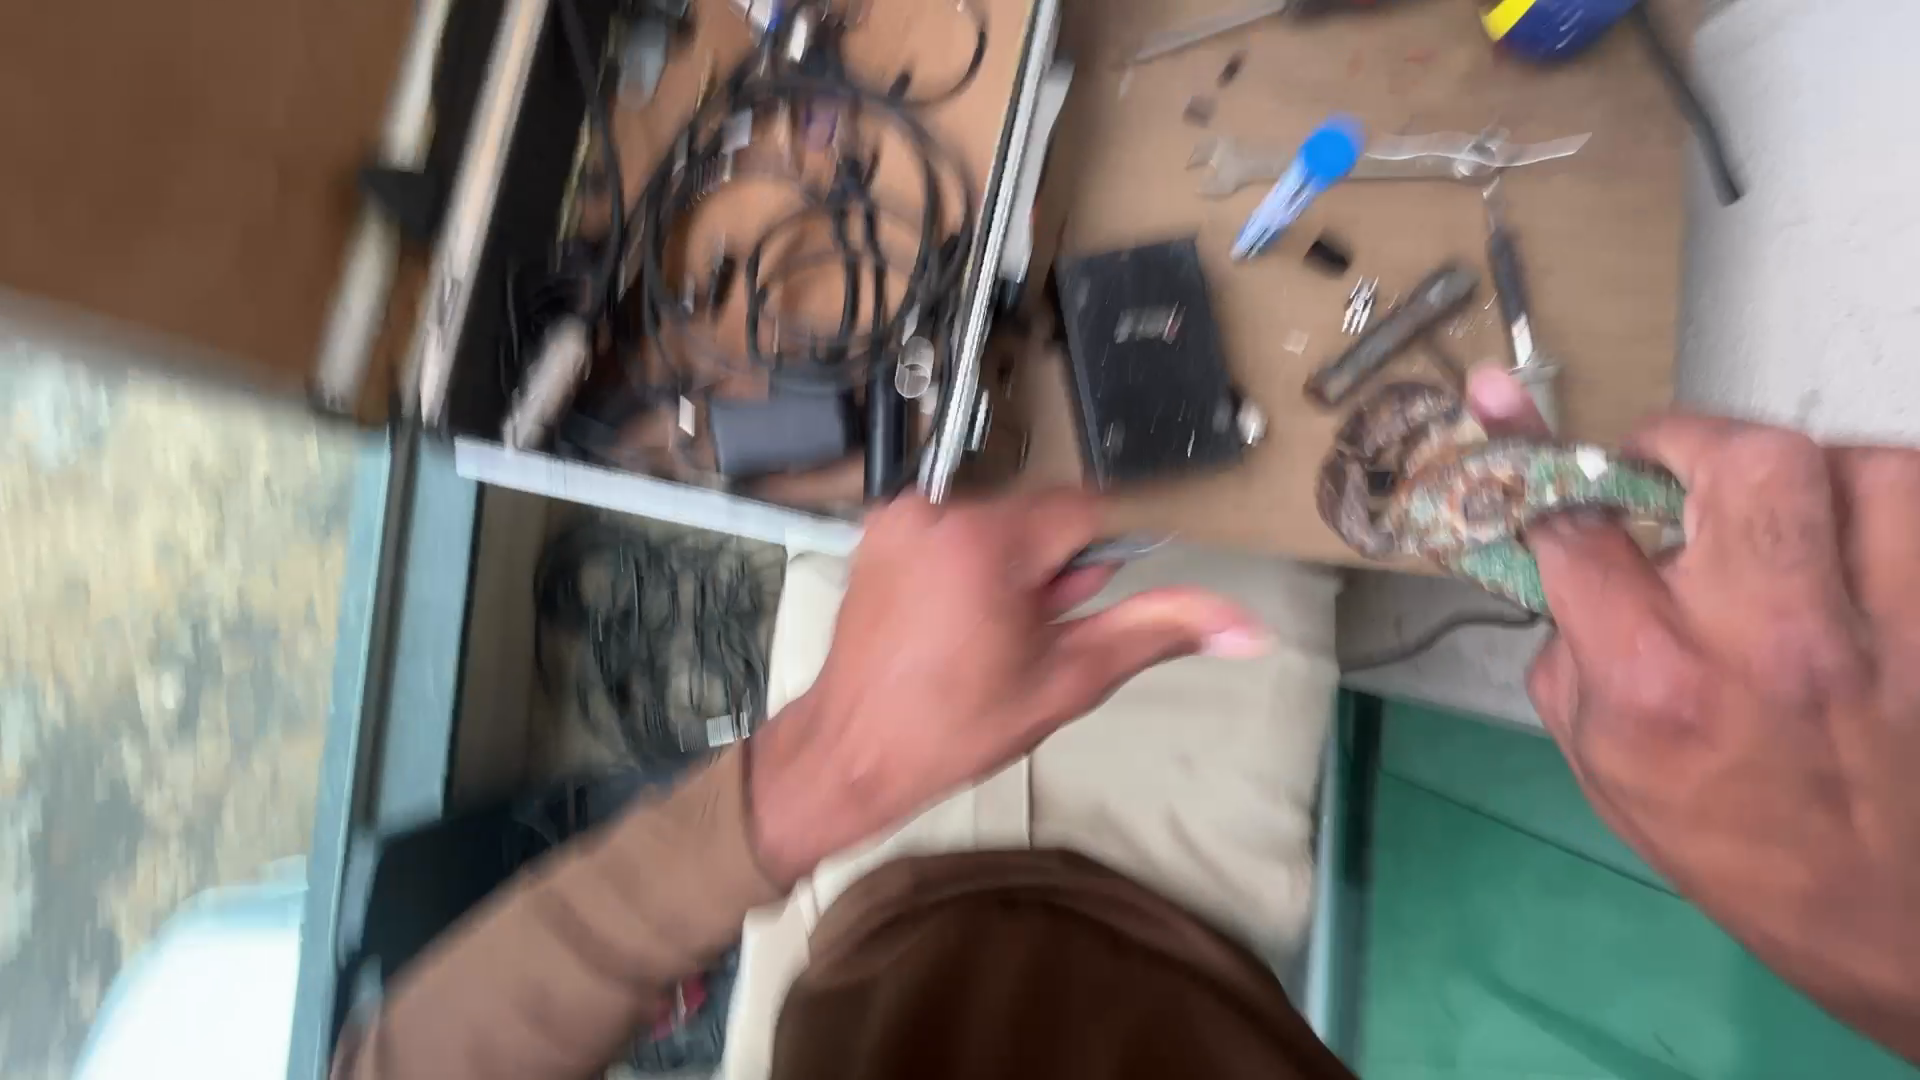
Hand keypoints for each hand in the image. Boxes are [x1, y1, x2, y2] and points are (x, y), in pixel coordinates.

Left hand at [747, 490, 1267, 881]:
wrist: (853, 750)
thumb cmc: (960, 726)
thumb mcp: (1069, 679)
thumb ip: (1156, 632)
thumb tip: (1247, 626)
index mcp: (988, 541)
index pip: (1083, 509)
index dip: (1094, 557)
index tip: (1073, 606)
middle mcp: (938, 510)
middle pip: (1035, 516)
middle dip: (1048, 567)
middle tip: (1026, 630)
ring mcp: (900, 515)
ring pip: (994, 520)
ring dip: (1009, 563)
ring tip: (984, 627)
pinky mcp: (878, 527)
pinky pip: (951, 525)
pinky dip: (968, 558)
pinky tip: (954, 614)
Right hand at [1469, 367, 1919, 1058]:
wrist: (1890, 925)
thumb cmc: (1712, 834)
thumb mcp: (1588, 747)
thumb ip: (1568, 643)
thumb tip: (1567, 564)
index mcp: (1655, 678)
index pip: (1580, 533)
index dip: (1546, 489)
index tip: (1537, 474)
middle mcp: (1775, 640)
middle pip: (1747, 464)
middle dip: (1686, 441)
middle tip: (1664, 464)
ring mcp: (1899, 632)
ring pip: (1870, 467)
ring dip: (1802, 471)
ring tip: (1770, 506)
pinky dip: (1886, 502)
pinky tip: (1852, 537)